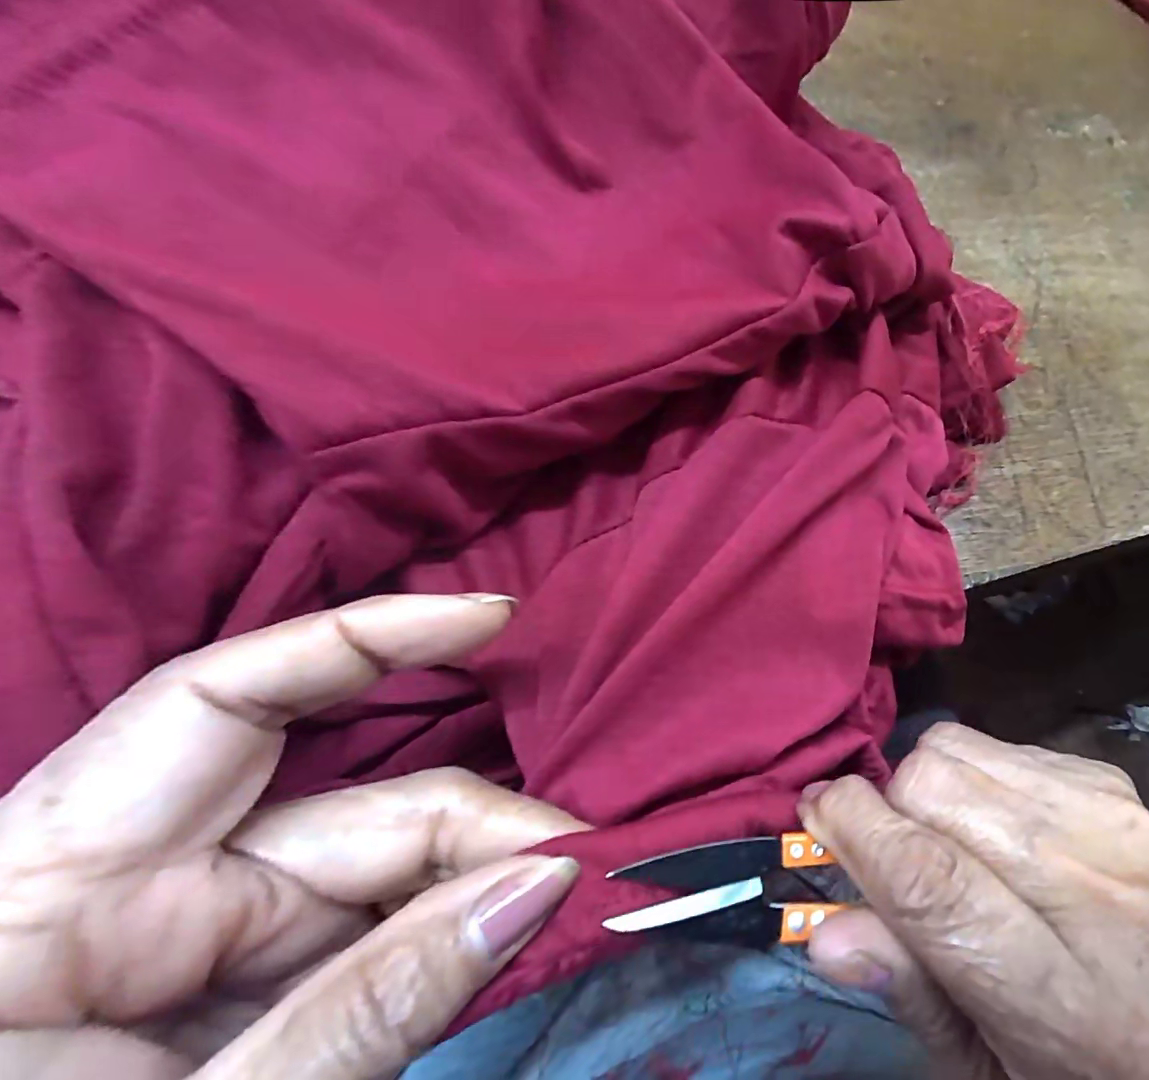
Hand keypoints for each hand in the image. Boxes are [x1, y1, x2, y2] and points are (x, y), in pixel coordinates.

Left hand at [0, 594, 588, 1079]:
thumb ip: (368, 1009)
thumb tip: (545, 885)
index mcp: (41, 897)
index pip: (221, 705)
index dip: (366, 640)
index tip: (496, 618)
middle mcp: (131, 891)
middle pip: (361, 810)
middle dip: (486, 832)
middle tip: (585, 867)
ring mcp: (199, 938)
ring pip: (393, 868)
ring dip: (488, 884)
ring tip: (569, 903)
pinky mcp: (249, 980)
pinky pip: (388, 924)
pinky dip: (462, 926)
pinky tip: (520, 929)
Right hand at [799, 723, 1148, 1079]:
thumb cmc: (1053, 1050)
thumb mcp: (971, 1056)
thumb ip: (906, 987)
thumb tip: (827, 928)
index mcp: (1069, 1002)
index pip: (942, 889)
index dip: (864, 835)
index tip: (815, 807)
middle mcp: (1102, 894)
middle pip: (943, 789)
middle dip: (891, 804)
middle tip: (889, 840)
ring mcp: (1114, 822)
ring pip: (961, 747)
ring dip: (929, 783)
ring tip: (949, 833)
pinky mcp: (1114, 781)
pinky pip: (995, 740)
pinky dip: (972, 772)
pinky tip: (995, 821)